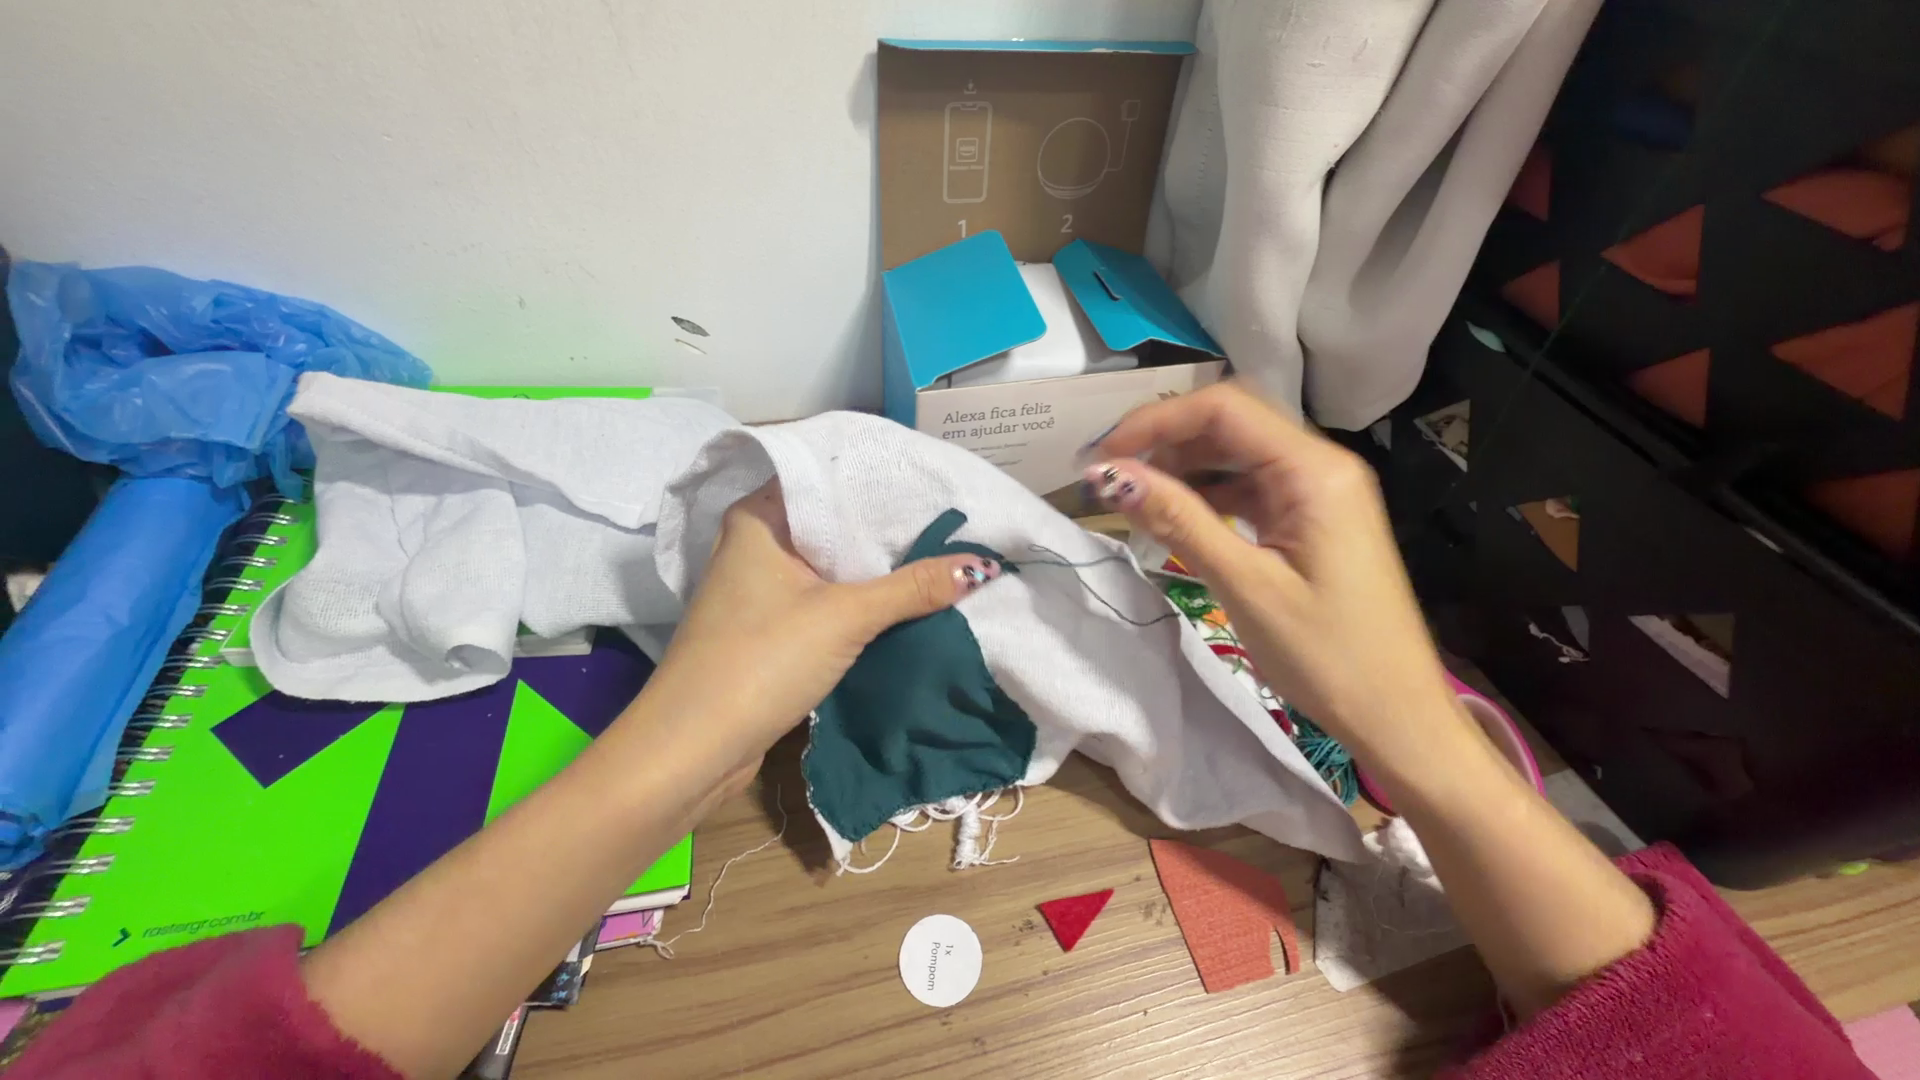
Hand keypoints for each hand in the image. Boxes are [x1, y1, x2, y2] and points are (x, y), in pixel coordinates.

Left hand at [635, 480, 1002, 779]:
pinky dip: (860, 595)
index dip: (879, 474)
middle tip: (951, 513)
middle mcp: (756, 542)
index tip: (932, 475)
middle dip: (887, 523)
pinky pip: (824, 595)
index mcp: (759, 516)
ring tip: (940, 546)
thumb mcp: (845, 617)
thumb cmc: (761, 660)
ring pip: (830, 562)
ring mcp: (760, 586)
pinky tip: (905, 594)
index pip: (826, 474)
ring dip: (876, 563)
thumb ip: (913, 588)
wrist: (692, 747)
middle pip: (833, 520)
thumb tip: (982, 565)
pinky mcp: (769, 625)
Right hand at [1083, 382, 1459, 766]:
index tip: (1103, 457)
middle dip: (1165, 440)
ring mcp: (1318, 493)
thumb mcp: (1245, 586)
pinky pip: (1249, 489)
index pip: (1223, 409)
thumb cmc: (1328, 655)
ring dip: (1182, 467)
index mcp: (1314, 470)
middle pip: (1230, 423)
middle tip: (1110, 475)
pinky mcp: (1311, 520)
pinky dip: (1206, 495)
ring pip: (1237, 455)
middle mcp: (1320, 466)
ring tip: (1132, 498)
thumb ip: (1178, 521)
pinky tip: (1174, 518)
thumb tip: (1109, 475)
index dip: (1154, 422)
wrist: (1396, 715)